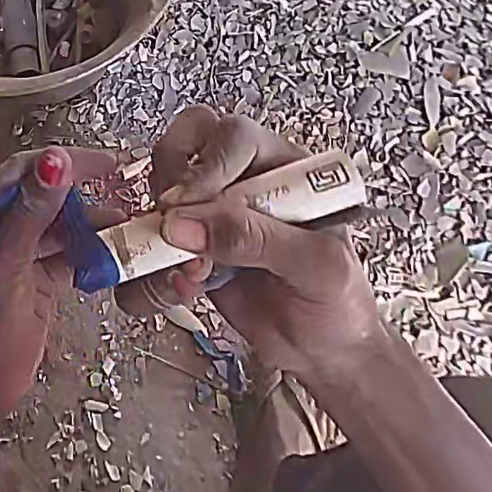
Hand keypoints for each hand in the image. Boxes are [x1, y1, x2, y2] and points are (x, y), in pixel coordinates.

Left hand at [0, 147, 121, 475]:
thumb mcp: (7, 268)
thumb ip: (31, 214)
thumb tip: (56, 161)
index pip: (22, 171)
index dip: (66, 161)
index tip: (109, 161)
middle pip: (43, 195)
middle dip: (83, 195)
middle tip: (126, 193)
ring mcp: (13, 254)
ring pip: (57, 226)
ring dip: (90, 226)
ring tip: (126, 227)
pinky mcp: (32, 279)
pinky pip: (64, 254)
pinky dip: (87, 254)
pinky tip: (111, 255)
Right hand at [138, 107, 384, 379]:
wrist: (324, 354)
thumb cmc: (339, 303)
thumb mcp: (317, 267)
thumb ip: (256, 238)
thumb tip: (185, 223)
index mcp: (284, 170)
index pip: (234, 137)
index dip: (207, 165)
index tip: (189, 202)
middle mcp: (243, 182)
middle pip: (185, 146)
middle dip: (171, 184)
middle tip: (173, 224)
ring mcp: (211, 215)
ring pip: (160, 193)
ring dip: (161, 232)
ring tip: (192, 272)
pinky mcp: (190, 247)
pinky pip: (153, 243)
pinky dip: (154, 268)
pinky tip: (184, 289)